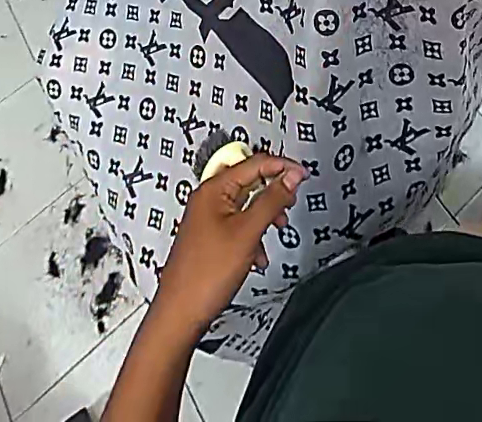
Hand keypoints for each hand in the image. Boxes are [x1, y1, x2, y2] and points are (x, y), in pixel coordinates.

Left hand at [153, 155, 303, 334]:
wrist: (179, 318)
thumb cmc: (203, 277)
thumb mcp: (249, 231)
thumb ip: (273, 198)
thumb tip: (290, 176)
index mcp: (214, 190)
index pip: (256, 163)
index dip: (283, 167)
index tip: (302, 175)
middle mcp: (208, 200)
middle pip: (251, 180)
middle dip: (275, 190)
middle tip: (291, 197)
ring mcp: (207, 218)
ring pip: (247, 202)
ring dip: (266, 212)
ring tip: (278, 223)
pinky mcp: (210, 237)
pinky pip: (240, 222)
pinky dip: (254, 232)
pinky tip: (259, 252)